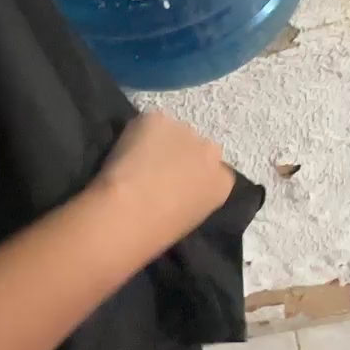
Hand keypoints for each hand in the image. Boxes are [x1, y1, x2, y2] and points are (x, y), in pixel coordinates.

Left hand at [88, 111, 233, 249]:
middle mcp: (211, 151)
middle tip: (159, 172)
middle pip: (199, 147)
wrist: (128, 212)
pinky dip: (138, 133)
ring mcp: (185, 130)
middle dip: (183, 155)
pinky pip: (148, 123)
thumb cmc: (158, 231)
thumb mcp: (190, 218)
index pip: (216, 171)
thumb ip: (193, 196)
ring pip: (173, 132)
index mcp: (223, 181)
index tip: (178, 187)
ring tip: (138, 162)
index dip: (194, 176)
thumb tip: (177, 189)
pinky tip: (125, 153)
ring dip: (161, 142)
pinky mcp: (157, 118)